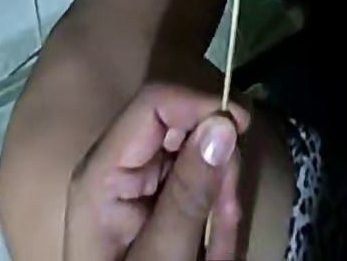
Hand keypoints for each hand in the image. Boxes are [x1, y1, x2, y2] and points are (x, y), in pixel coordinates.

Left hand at [64, 83, 249, 260]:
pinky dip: (220, 209)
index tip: (242, 125)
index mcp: (104, 170)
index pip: (155, 101)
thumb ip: (189, 193)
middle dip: (216, 164)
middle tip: (227, 215)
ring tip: (217, 248)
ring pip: (202, 152)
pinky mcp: (163, 194)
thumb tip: (224, 123)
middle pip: (184, 123)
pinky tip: (215, 247)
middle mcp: (123, 162)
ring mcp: (144, 178)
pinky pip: (205, 179)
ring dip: (222, 195)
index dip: (198, 102)